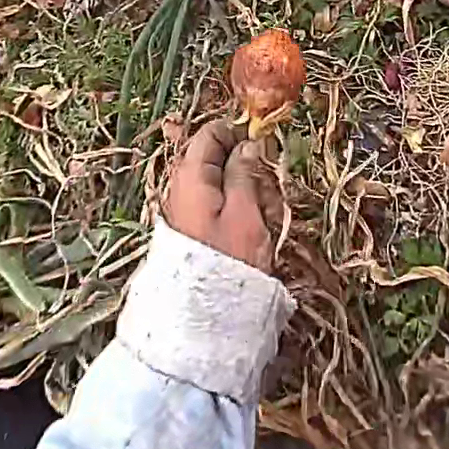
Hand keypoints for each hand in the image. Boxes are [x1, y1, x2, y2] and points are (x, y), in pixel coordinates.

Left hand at [163, 121, 277, 273]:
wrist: (202, 315)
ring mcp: (185, 208)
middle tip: (266, 192)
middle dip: (245, 169)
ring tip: (263, 218)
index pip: (210, 134)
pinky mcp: (192, 228)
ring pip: (221, 184)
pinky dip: (238, 212)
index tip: (262, 147)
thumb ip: (243, 171)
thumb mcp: (244, 210)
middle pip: (216, 159)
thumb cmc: (228, 259)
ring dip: (246, 193)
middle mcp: (181, 187)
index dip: (237, 133)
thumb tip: (246, 143)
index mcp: (190, 176)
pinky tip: (252, 232)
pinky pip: (218, 207)